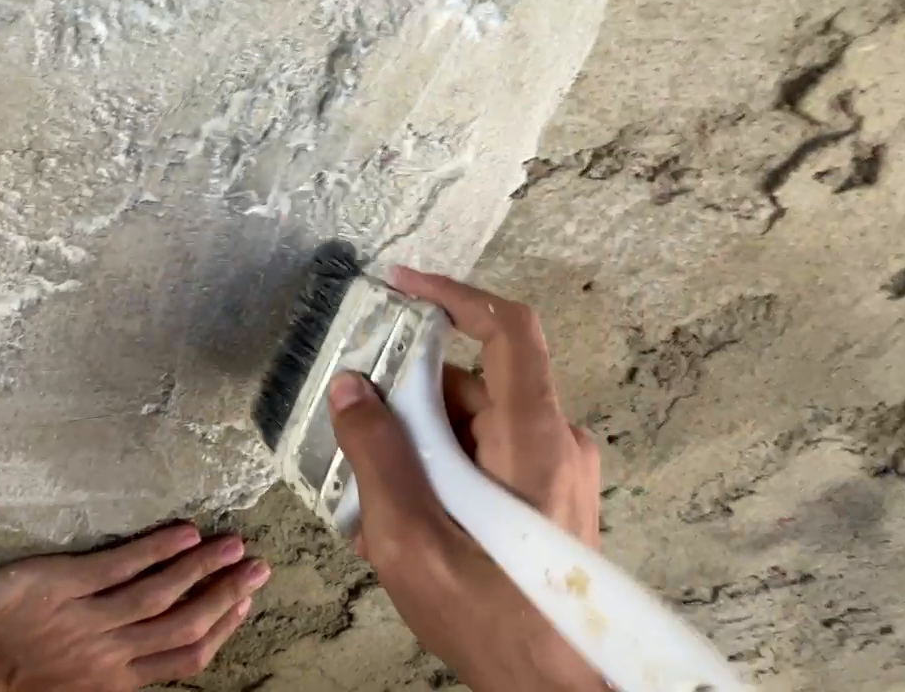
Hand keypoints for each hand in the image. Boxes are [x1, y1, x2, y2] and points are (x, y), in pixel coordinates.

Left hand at [0, 523, 269, 690]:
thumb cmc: (7, 684)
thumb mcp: (70, 688)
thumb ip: (110, 670)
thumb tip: (149, 650)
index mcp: (114, 680)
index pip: (184, 656)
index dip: (221, 628)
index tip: (245, 602)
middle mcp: (111, 651)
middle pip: (184, 623)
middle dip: (226, 595)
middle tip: (258, 566)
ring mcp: (90, 617)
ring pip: (162, 593)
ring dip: (203, 568)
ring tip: (233, 545)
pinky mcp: (63, 584)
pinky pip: (120, 566)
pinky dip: (156, 550)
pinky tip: (183, 532)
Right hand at [330, 266, 604, 691]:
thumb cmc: (493, 619)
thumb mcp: (412, 538)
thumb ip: (377, 454)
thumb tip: (350, 386)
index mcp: (534, 438)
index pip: (508, 330)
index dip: (454, 294)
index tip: (400, 284)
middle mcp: (555, 441)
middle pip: (469, 383)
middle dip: (404, 398)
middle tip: (351, 430)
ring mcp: (554, 471)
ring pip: (469, 424)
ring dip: (413, 444)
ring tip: (368, 495)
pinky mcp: (546, 497)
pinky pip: (481, 456)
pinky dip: (436, 468)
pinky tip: (400, 516)